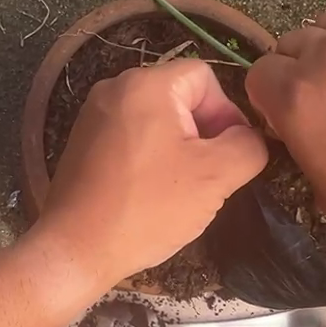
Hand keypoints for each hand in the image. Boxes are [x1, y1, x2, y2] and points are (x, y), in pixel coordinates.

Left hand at [34, 58, 268, 288]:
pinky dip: (149, 159)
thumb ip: (247, 146)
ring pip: (156, 121)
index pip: (205, 77)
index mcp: (146, 84)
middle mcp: (114, 89)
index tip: (227, 155)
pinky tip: (150, 194)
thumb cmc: (148, 208)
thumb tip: (250, 138)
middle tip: (207, 176)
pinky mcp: (82, 144)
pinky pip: (131, 138)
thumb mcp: (215, 176)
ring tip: (180, 189)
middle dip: (202, 134)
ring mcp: (93, 116)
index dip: (227, 113)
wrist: (76, 249)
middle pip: (179, 97)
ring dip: (177, 150)